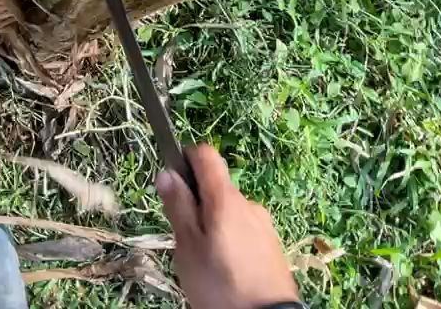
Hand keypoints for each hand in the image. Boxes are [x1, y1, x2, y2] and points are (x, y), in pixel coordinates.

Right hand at [156, 145, 298, 308]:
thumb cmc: (221, 284)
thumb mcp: (188, 247)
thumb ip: (178, 206)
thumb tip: (167, 172)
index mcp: (225, 198)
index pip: (206, 154)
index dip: (186, 159)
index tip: (175, 184)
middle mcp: (248, 203)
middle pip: (216, 186)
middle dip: (198, 203)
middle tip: (187, 238)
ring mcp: (264, 225)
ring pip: (230, 211)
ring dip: (215, 224)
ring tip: (207, 261)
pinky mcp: (273, 247)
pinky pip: (245, 231)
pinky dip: (232, 240)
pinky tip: (228, 270)